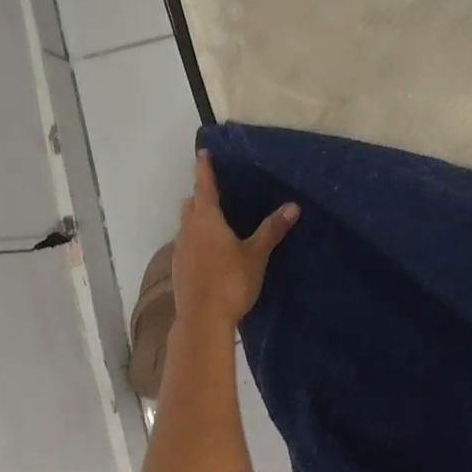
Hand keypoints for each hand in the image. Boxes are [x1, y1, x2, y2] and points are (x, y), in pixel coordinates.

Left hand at [170, 150, 298, 329]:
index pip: (204, 186)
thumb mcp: (256, 255)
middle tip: (216, 194)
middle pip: (191, 205)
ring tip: (217, 225)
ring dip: (198, 221)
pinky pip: (187, 246)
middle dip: (200, 196)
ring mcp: (180, 251)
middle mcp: (188, 230)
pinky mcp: (179, 270)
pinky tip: (211, 254)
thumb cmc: (231, 281)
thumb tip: (292, 206)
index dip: (204, 168)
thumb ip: (272, 230)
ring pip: (187, 226)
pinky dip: (197, 242)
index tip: (203, 153)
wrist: (202, 319)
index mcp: (206, 219)